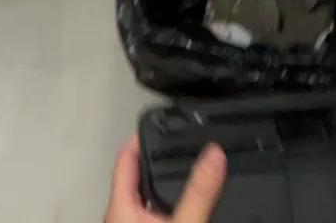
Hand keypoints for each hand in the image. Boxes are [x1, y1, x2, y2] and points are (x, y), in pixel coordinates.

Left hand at [105, 135, 226, 222]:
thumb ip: (198, 191)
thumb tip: (215, 152)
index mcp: (120, 208)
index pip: (124, 157)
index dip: (140, 137)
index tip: (160, 123)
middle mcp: (120, 218)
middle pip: (133, 177)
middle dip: (155, 159)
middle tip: (178, 143)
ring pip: (143, 197)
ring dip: (160, 183)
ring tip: (183, 167)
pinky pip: (151, 214)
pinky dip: (165, 204)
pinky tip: (183, 205)